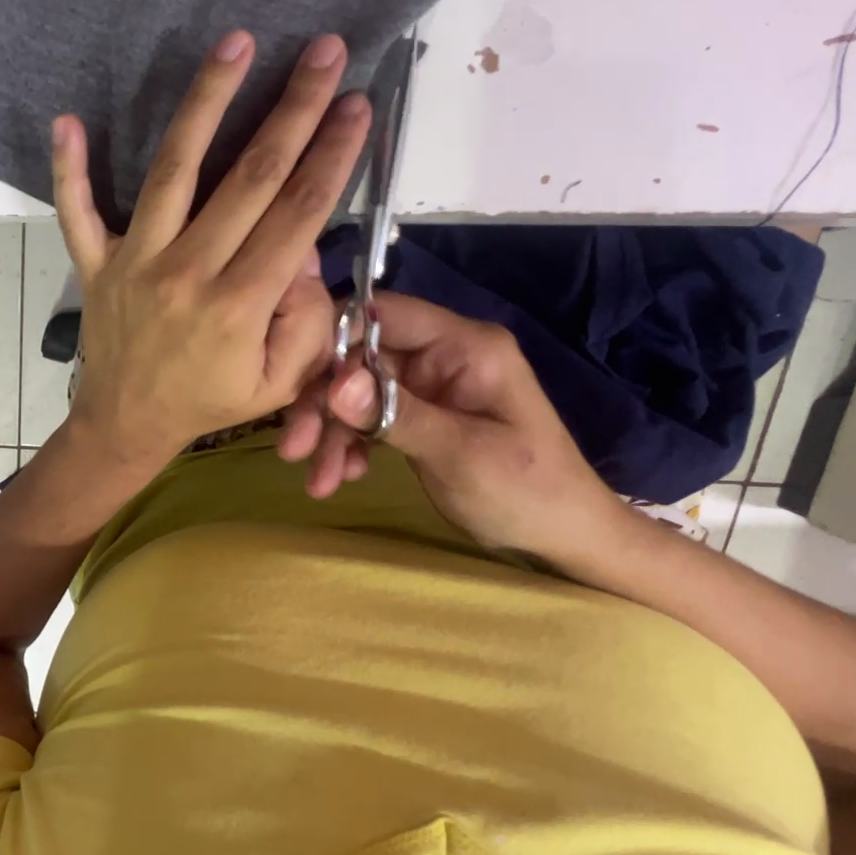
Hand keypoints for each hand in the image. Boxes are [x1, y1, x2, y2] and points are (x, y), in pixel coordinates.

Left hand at [52, 29, 371, 466]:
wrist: (126, 424)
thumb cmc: (205, 403)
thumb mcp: (277, 383)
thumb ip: (307, 323)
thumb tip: (306, 255)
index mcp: (237, 306)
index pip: (297, 214)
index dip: (332, 156)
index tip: (357, 106)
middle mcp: (186, 274)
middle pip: (248, 178)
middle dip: (294, 112)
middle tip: (324, 54)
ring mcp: (134, 265)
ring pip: (173, 171)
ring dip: (206, 103)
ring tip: (235, 46)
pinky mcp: (95, 267)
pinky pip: (77, 214)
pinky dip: (69, 170)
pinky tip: (67, 121)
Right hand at [304, 292, 631, 561]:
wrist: (560, 539)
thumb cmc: (525, 490)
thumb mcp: (459, 453)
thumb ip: (395, 414)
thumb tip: (334, 385)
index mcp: (463, 347)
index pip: (383, 314)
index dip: (333, 341)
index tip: (295, 386)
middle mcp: (441, 358)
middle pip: (357, 360)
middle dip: (323, 404)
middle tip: (294, 449)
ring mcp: (427, 389)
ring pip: (353, 395)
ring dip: (329, 434)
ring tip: (318, 481)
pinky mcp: (415, 419)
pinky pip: (365, 420)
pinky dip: (346, 447)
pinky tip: (341, 477)